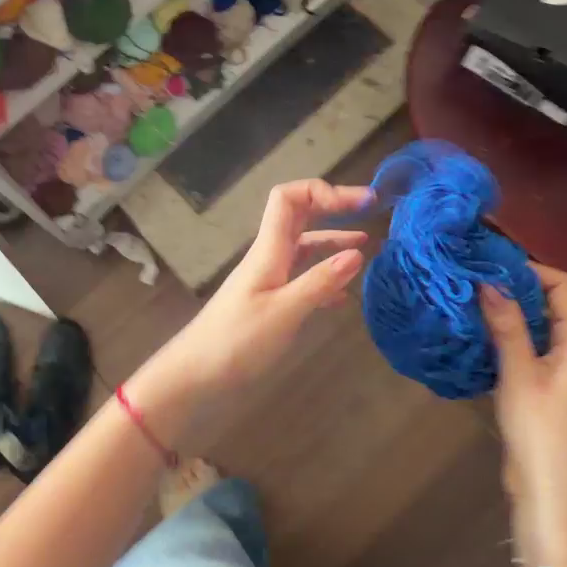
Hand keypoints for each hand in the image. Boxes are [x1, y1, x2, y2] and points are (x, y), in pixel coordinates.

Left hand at [131, 180, 370, 440]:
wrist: (194, 375)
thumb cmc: (236, 342)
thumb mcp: (284, 312)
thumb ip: (319, 282)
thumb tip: (357, 252)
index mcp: (268, 250)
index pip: (289, 198)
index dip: (324, 190)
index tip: (362, 202)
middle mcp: (268, 256)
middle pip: (299, 215)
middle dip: (333, 207)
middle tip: (371, 212)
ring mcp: (267, 279)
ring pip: (304, 247)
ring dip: (333, 242)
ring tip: (367, 248)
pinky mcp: (268, 302)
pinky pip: (301, 278)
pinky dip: (324, 277)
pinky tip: (344, 296)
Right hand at [481, 264, 566, 562]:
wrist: (558, 502)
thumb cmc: (543, 435)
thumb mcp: (520, 376)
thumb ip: (507, 326)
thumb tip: (489, 281)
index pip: (562, 285)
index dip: (528, 269)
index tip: (486, 263)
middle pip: (550, 303)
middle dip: (513, 287)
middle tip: (467, 278)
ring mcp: (566, 373)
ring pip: (538, 328)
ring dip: (507, 313)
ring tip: (465, 302)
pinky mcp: (550, 392)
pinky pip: (531, 350)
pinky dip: (507, 338)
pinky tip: (476, 338)